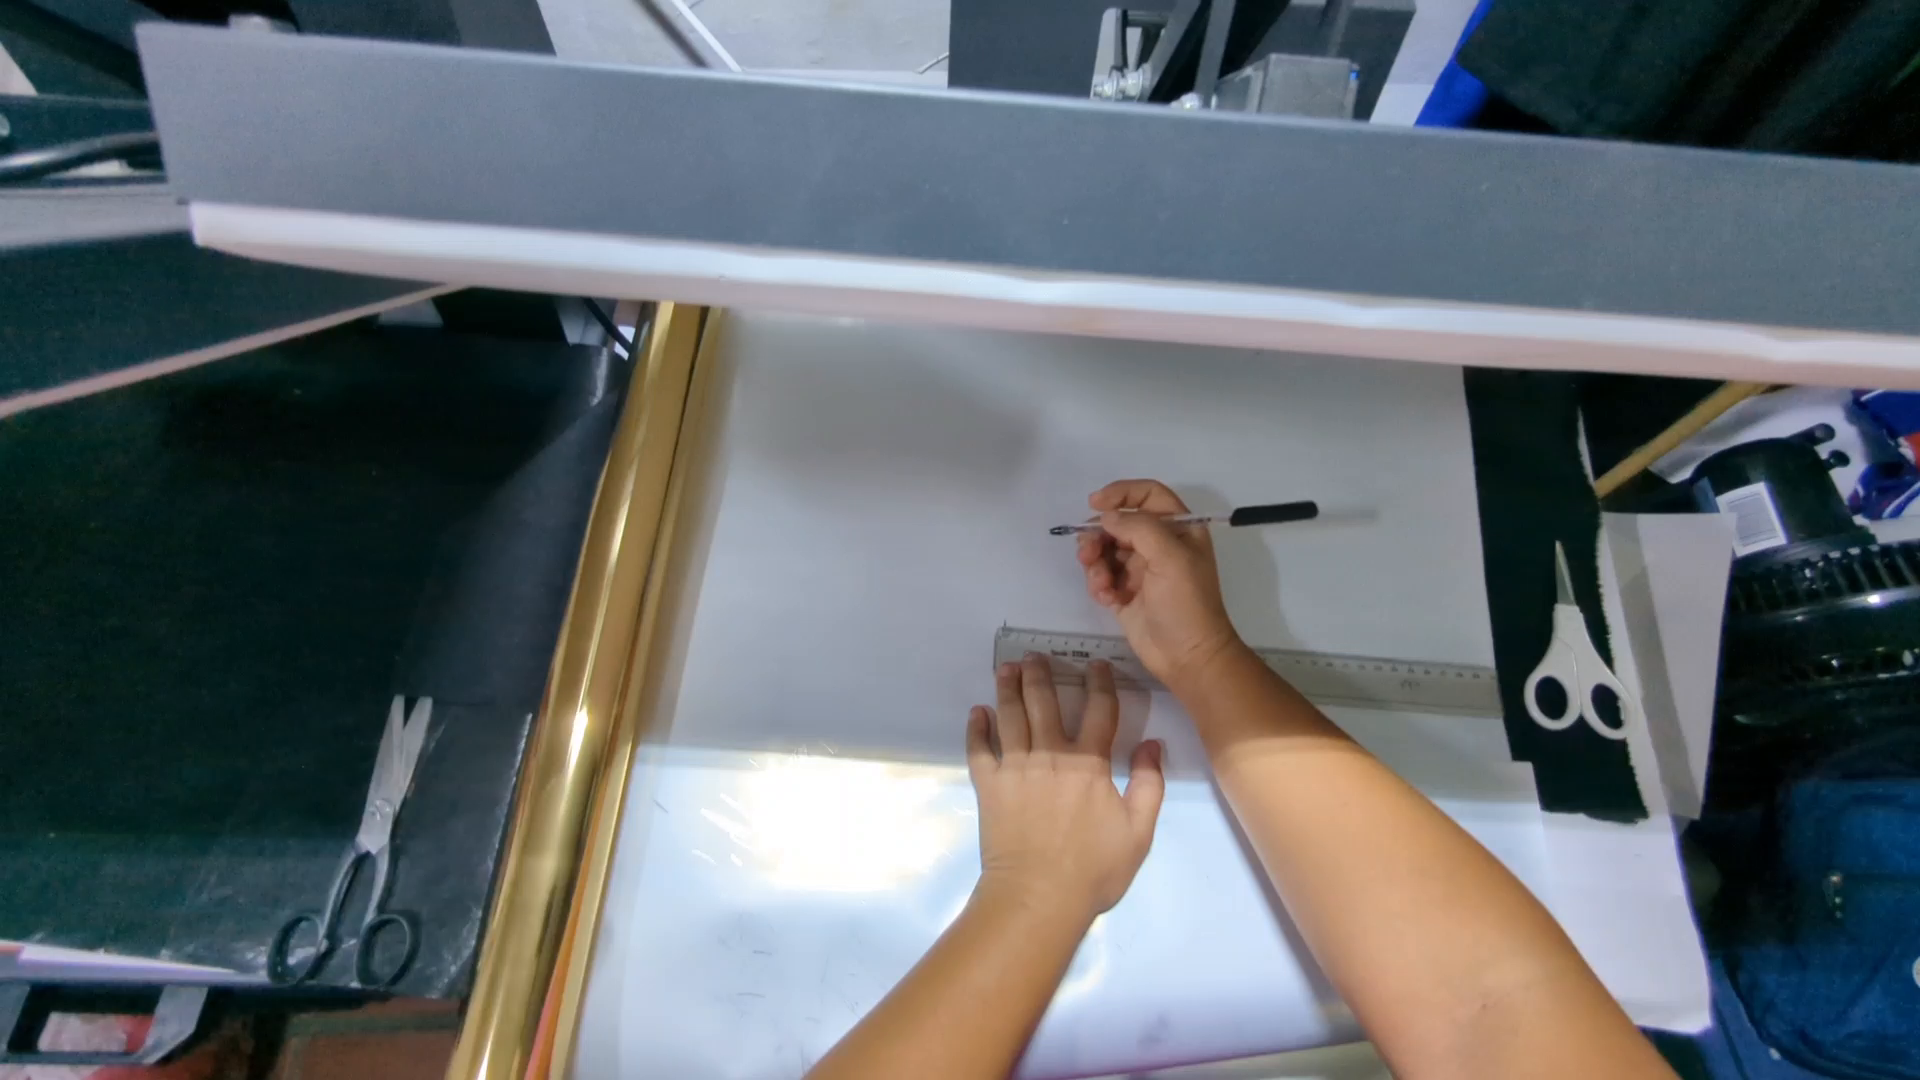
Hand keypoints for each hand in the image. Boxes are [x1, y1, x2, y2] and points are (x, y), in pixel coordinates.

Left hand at [967, 654, 1165, 918]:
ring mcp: (1016, 767)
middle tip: (1035, 655)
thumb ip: (1149, 784)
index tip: (1096, 664)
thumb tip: (1153, 744)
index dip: (1100, 684)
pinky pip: (979, 748)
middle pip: (1044, 702)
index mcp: (1089, 763)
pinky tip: (977, 713)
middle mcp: (1050, 754)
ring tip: (1006, 668)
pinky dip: (977, 729)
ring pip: (1010, 716)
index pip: (1099, 711)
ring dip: (1008, 688)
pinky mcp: (989, 784)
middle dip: (1041, 674)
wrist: (1038, 897)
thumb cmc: (1093, 870)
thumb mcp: (1138, 832)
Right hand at [1076, 479, 1241, 690]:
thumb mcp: (1170, 557)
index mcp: (1178, 529)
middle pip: (1118, 523)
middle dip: (1099, 535)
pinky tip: (1107, 598)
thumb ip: (1138, 527)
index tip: (1096, 504)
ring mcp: (1139, 569)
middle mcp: (1158, 544)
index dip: (1122, 493)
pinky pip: (1101, 576)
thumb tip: (1107, 516)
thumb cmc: (1187, 602)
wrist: (1187, 656)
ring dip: (1095, 563)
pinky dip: (1098, 584)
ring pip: (1104, 549)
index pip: (1148, 495)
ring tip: (1100, 583)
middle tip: (1088, 552)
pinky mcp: (1124, 592)